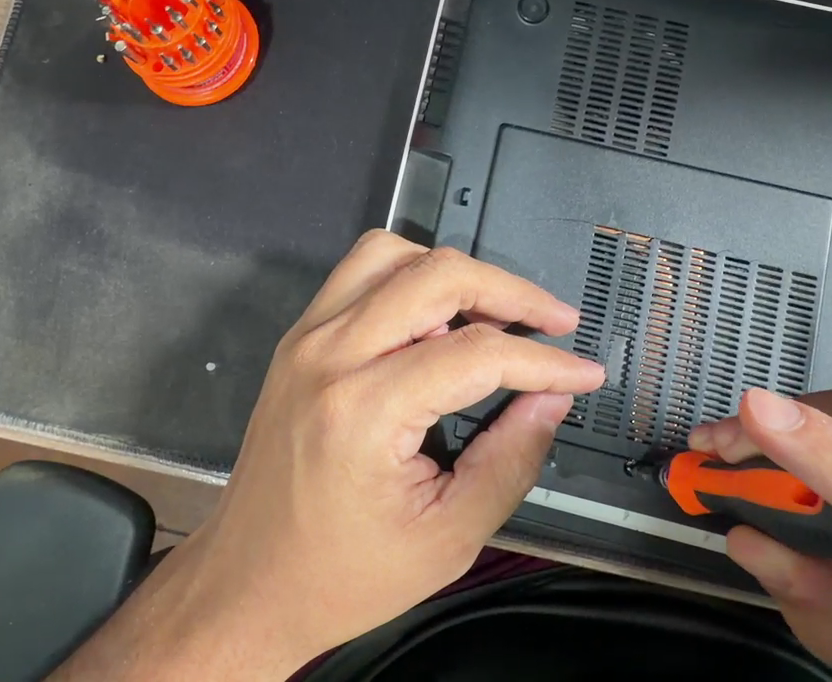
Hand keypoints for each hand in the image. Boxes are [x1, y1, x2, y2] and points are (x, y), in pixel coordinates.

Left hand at [61, 231, 604, 680]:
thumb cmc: (340, 572)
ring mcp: (307, 337)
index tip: (582, 372)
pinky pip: (360, 272)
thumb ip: (510, 460)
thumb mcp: (447, 538)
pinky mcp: (299, 337)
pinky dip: (409, 277)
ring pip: (391, 252)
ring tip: (493, 315)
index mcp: (364, 410)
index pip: (475, 352)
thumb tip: (552, 397)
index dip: (544, 359)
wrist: (249, 578)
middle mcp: (329, 355)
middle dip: (510, 291)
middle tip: (554, 322)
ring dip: (453, 273)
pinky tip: (436, 319)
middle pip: (436, 274)